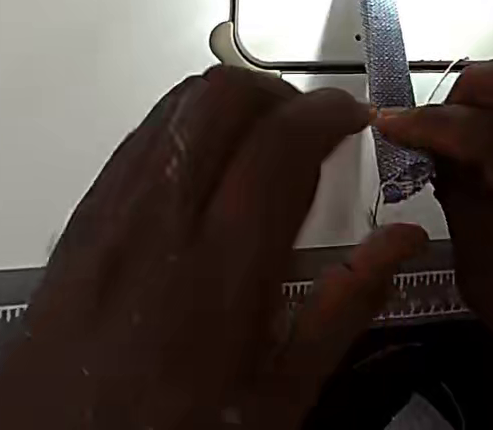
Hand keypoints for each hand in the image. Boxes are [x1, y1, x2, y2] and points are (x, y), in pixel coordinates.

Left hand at [0, 66, 427, 428]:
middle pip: (225, 98)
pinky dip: (192, 116)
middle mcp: (163, 219)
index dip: (326, 113)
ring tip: (264, 133)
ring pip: (183, 100)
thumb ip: (345, 307)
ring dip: (235, 97)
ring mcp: (119, 201)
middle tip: (307, 124)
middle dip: (279, 92)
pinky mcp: (92, 200)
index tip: (350, 115)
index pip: (281, 147)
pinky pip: (148, 125)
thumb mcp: (277, 400)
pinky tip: (211, 155)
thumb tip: (400, 244)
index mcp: (220, 274)